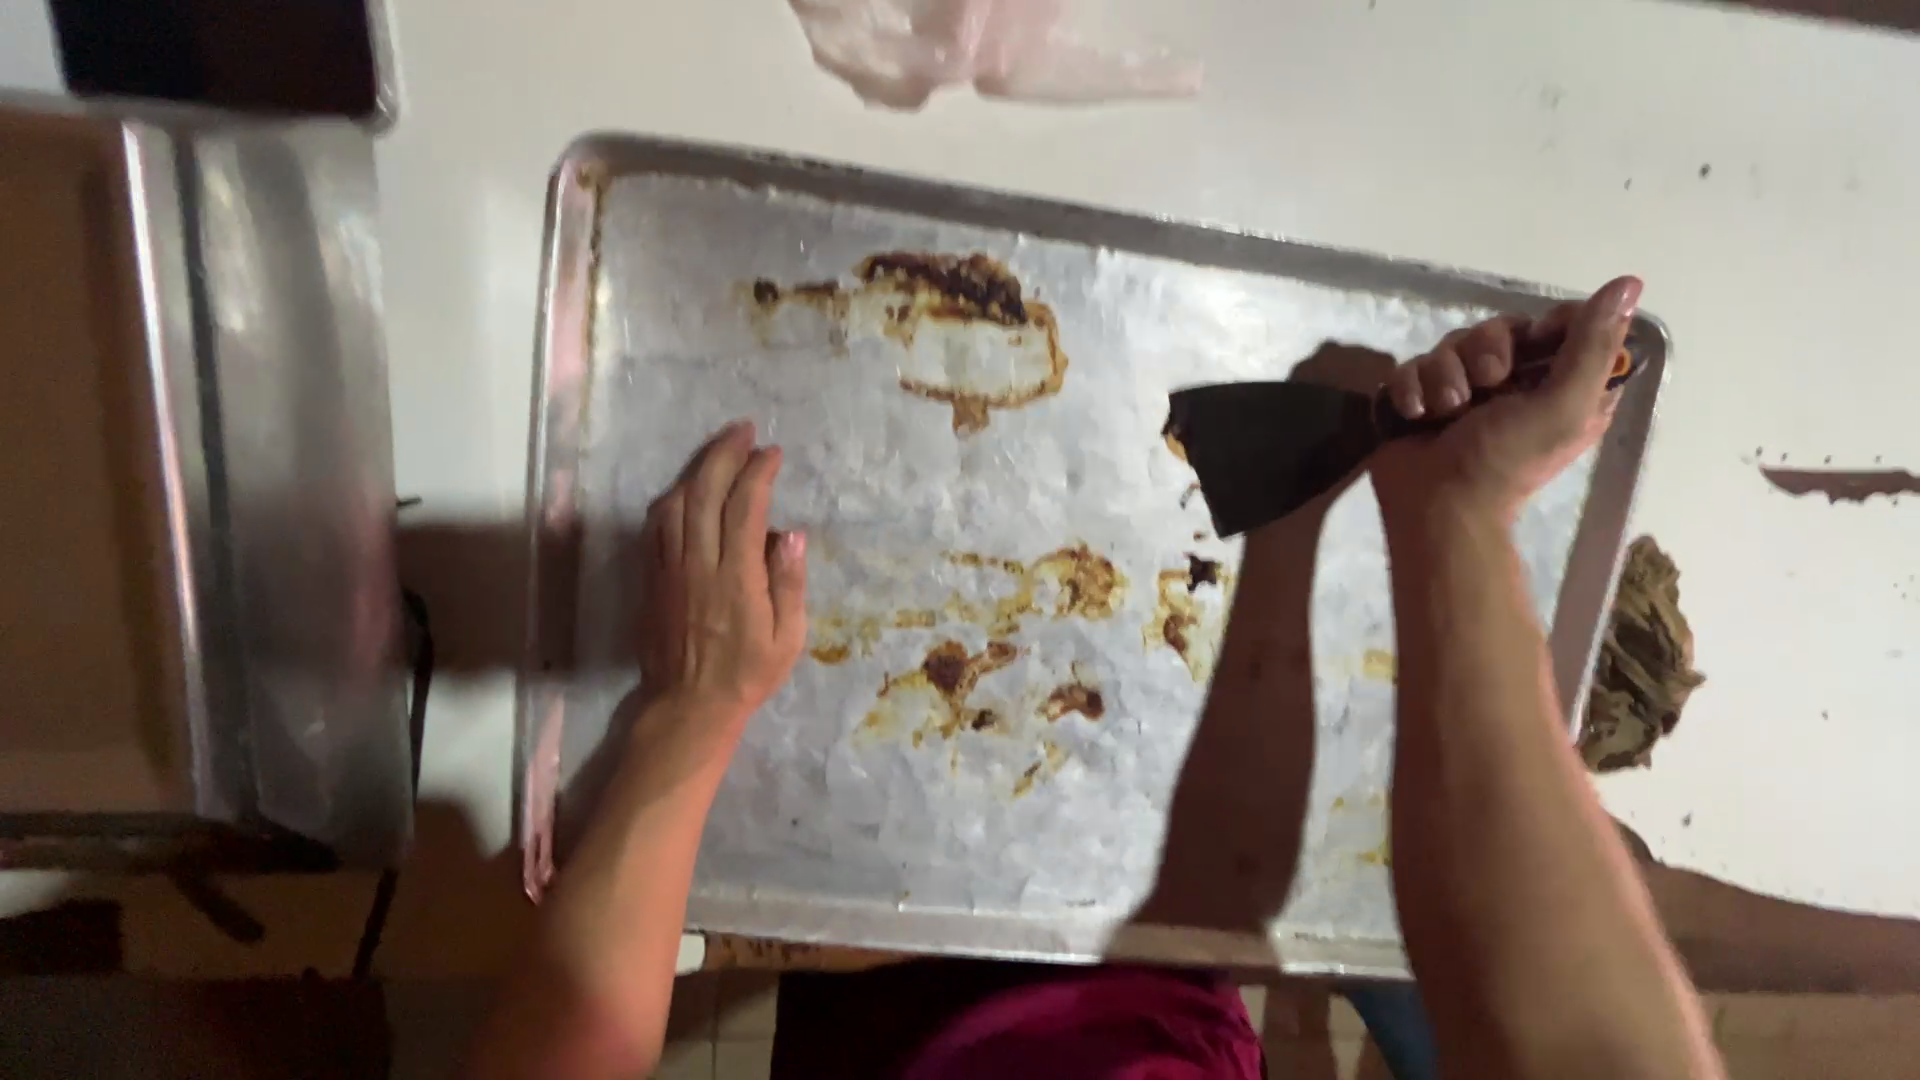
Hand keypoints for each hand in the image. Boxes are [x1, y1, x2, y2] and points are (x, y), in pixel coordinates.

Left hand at [637, 420, 806, 748]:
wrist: (688, 705)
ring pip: (676, 503)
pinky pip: (656, 526)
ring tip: (718, 449)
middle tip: (743, 430)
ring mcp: (668, 569)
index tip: (772, 454)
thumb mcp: (787, 639)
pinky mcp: (651, 577)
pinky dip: (672, 498)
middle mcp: (698, 564)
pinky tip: (686, 488)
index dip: (758, 473)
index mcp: (736, 578)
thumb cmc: (748, 673)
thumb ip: (789, 584)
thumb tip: (789, 534)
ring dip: (697, 469)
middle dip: (725, 455)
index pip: (745, 509)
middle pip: (706, 493)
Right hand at [1371, 275, 1642, 522]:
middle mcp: (1510, 382)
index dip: (1546, 324)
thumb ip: (1593, 347)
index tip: (1536, 339)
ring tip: (1443, 412)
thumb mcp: (1565, 407)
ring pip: (1446, 346)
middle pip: (1494, 329)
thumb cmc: (1506, 462)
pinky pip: (1406, 369)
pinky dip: (1408, 391)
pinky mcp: (1416, 399)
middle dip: (1482, 353)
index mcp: (1557, 383)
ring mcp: (1457, 391)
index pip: (1559, 323)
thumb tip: (1628, 282)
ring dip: (1441, 377)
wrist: (1436, 504)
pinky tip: (1415, 416)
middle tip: (1484, 385)